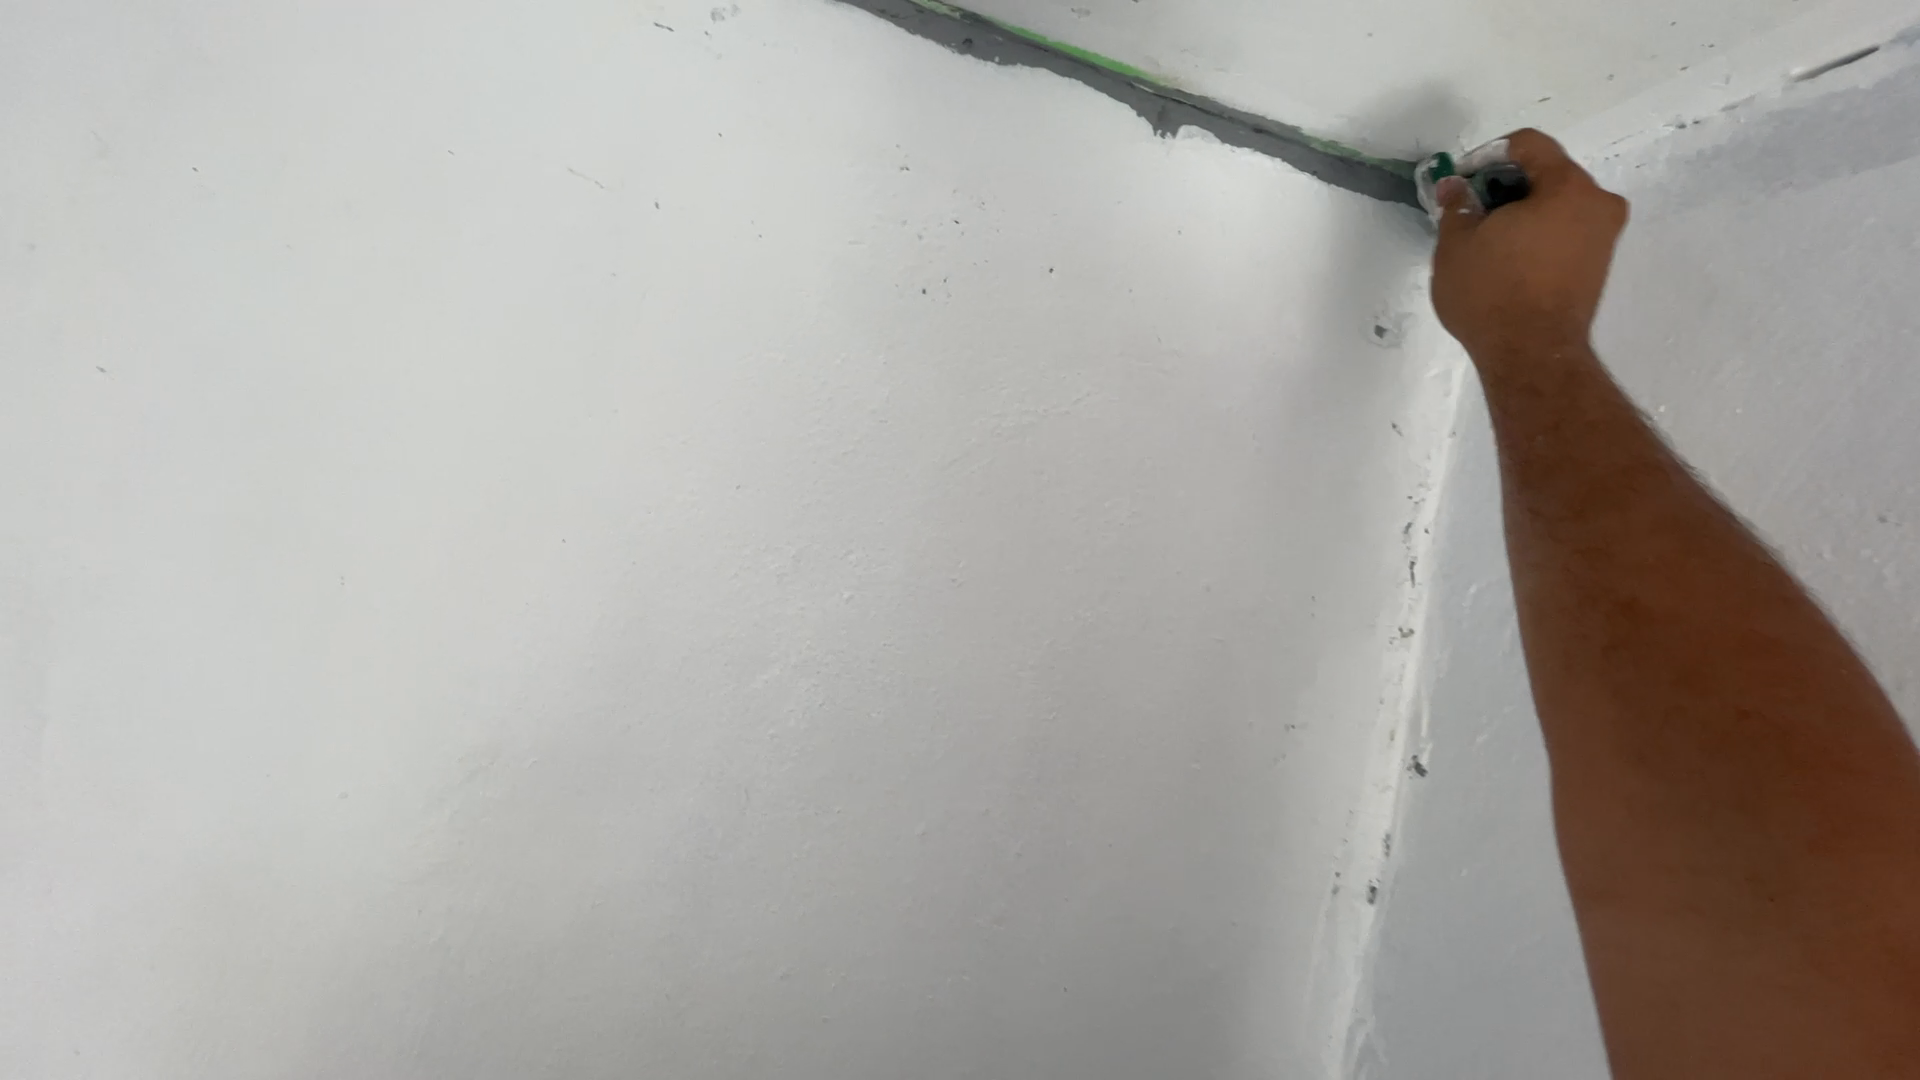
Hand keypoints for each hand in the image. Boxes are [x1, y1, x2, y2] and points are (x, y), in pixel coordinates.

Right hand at [1431, 129, 1629, 363]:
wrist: (1529, 351)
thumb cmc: (1491, 292)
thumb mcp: (1456, 246)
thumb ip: (1456, 207)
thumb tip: (1454, 187)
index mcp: (1566, 185)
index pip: (1529, 145)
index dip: (1487, 155)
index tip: (1458, 180)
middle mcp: (1597, 201)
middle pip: (1546, 176)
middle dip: (1503, 190)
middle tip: (1467, 216)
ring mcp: (1603, 234)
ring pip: (1555, 207)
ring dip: (1519, 216)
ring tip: (1483, 245)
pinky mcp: (1598, 264)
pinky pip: (1562, 234)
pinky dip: (1534, 238)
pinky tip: (1505, 264)